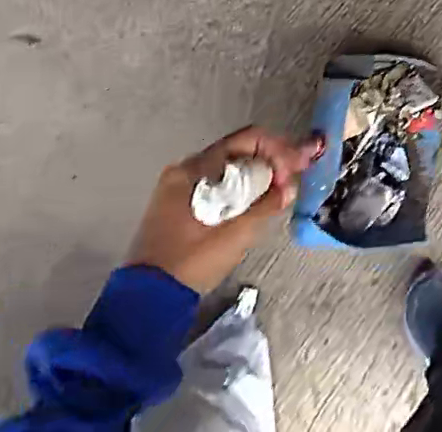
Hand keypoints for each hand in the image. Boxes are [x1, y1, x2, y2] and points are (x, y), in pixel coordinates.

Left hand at [125, 125, 324, 292]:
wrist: (146, 300)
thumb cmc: (189, 264)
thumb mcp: (233, 236)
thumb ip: (264, 208)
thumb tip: (289, 187)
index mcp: (193, 168)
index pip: (245, 140)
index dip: (276, 149)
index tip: (295, 168)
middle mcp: (185, 169)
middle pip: (237, 151)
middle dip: (269, 160)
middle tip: (294, 175)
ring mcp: (179, 187)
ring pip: (228, 168)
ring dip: (256, 174)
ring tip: (281, 188)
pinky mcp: (180, 206)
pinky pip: (218, 183)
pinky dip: (240, 188)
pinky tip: (257, 201)